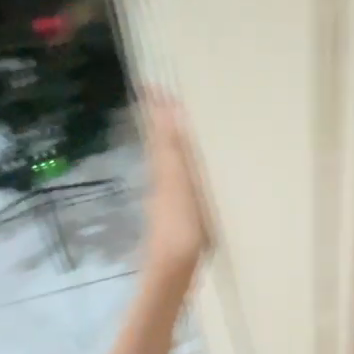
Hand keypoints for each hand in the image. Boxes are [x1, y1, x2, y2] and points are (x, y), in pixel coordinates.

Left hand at [137, 90, 208, 273]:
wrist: (173, 271)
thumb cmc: (179, 226)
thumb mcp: (178, 182)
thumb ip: (173, 148)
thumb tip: (167, 109)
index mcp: (163, 168)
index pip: (159, 129)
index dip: (158, 108)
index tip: (156, 82)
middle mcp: (163, 180)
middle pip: (162, 142)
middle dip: (164, 120)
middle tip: (169, 95)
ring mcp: (171, 199)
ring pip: (171, 160)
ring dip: (175, 140)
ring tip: (184, 123)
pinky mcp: (181, 216)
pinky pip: (182, 179)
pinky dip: (186, 165)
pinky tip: (196, 170)